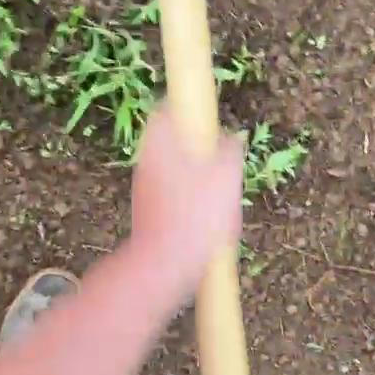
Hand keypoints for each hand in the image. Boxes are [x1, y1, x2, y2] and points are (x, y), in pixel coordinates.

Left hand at [129, 108, 243, 283]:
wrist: (164, 265)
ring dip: (194, 177)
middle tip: (221, 160)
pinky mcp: (147, 213)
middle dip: (196, 148)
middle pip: (170, 142)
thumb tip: (230, 138)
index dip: (188, 110)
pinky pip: (171, 196)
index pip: (166, 109)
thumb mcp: (226, 176)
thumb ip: (229, 150)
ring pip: (172, 170)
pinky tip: (206, 219)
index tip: (208, 118)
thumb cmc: (196, 215)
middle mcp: (146, 161)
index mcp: (160, 142)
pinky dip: (188, 201)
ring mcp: (143, 188)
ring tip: (219, 195)